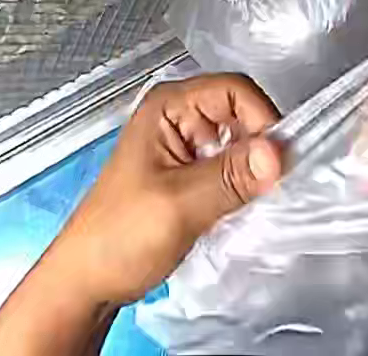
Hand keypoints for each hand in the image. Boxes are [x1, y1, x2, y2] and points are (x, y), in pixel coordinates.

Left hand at [0, 73, 283, 355]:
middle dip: (259, 144)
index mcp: (169, 104)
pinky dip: (241, 180)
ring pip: (237, 138)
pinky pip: (228, 162)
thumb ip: (230, 178)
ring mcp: (183, 141)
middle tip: (271, 184)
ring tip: (255, 198)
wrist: (89, 278)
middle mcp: (178, 113)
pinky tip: (241, 205)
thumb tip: (279, 152)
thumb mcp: (179, 204)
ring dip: (251, 165)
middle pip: (238, 110)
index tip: (279, 161)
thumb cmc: (122, 233)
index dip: (261, 118)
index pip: (233, 89)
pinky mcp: (189, 169)